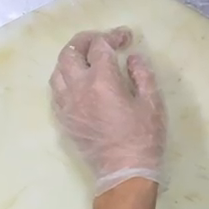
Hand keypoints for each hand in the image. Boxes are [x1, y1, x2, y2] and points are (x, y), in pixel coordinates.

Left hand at [50, 27, 166, 197]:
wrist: (124, 173)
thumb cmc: (143, 138)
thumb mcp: (152, 102)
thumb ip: (142, 74)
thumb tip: (132, 57)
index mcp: (101, 81)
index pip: (100, 46)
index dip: (113, 36)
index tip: (126, 38)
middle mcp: (78, 88)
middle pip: (70, 51)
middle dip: (86, 40)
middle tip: (102, 41)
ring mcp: (67, 105)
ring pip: (58, 70)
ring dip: (72, 58)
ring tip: (88, 58)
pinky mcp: (64, 119)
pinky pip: (56, 90)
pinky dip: (65, 78)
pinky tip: (79, 81)